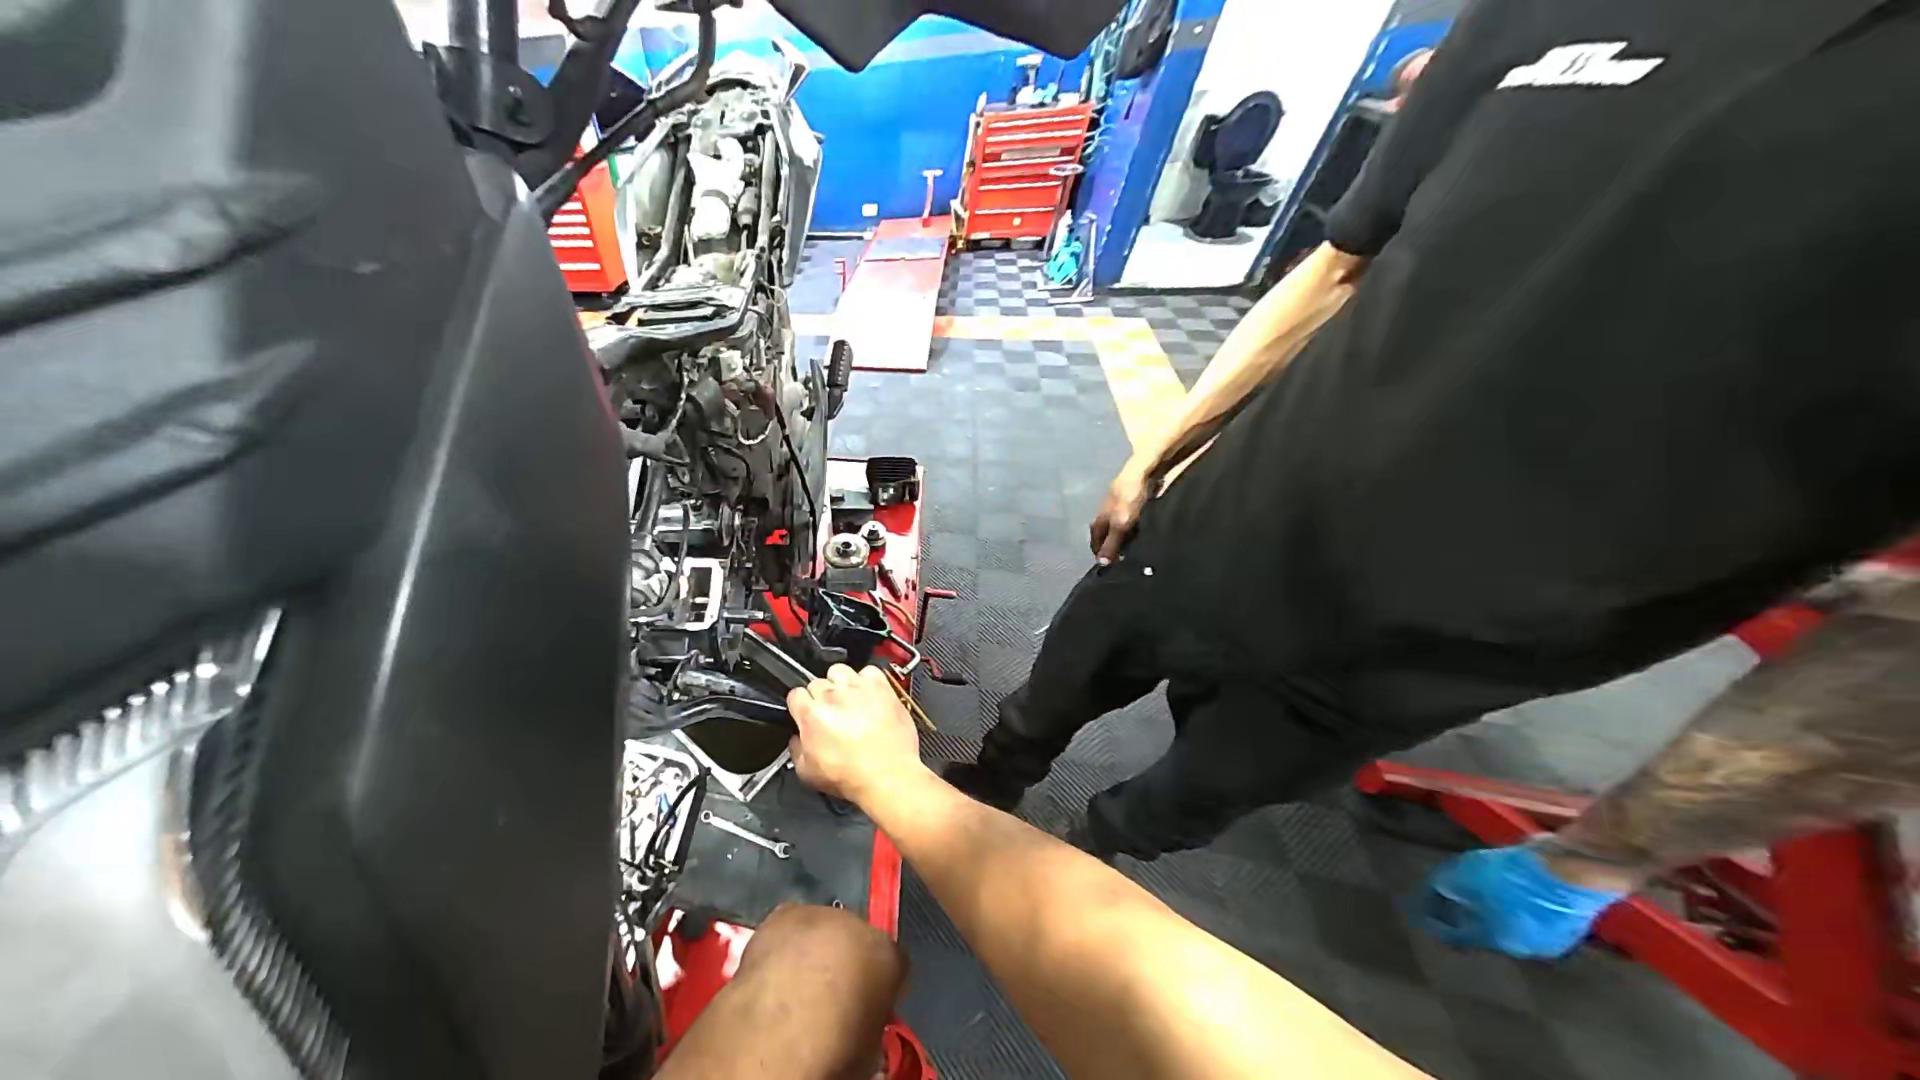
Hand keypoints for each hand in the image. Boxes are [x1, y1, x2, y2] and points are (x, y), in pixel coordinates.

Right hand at [786, 665, 928, 806]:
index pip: (795, 694)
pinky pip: (869, 671)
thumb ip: (795, 749)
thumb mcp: (807, 772)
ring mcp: (858, 687)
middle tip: (832, 714)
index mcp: (811, 713)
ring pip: (840, 671)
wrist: (887, 775)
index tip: (807, 712)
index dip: (800, 705)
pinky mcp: (881, 687)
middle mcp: (833, 695)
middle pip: (817, 682)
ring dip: (842, 684)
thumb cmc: (853, 775)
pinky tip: (869, 696)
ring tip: (849, 702)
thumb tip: (796, 739)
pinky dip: (868, 680)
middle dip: (821, 697)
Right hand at [1089, 465, 1151, 563]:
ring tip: (1131, 545)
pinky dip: (1131, 525)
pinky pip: (1128, 517)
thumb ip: (1112, 543)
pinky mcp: (1130, 498)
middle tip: (1121, 556)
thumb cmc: (1129, 499)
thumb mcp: (1120, 524)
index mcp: (1099, 518)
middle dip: (1110, 544)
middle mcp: (1105, 512)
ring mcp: (1117, 504)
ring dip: (1121, 535)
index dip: (1099, 551)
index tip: (1107, 563)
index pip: (1095, 539)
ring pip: (1116, 524)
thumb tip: (1101, 563)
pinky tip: (1139, 528)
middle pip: (1105, 532)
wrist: (1142, 472)